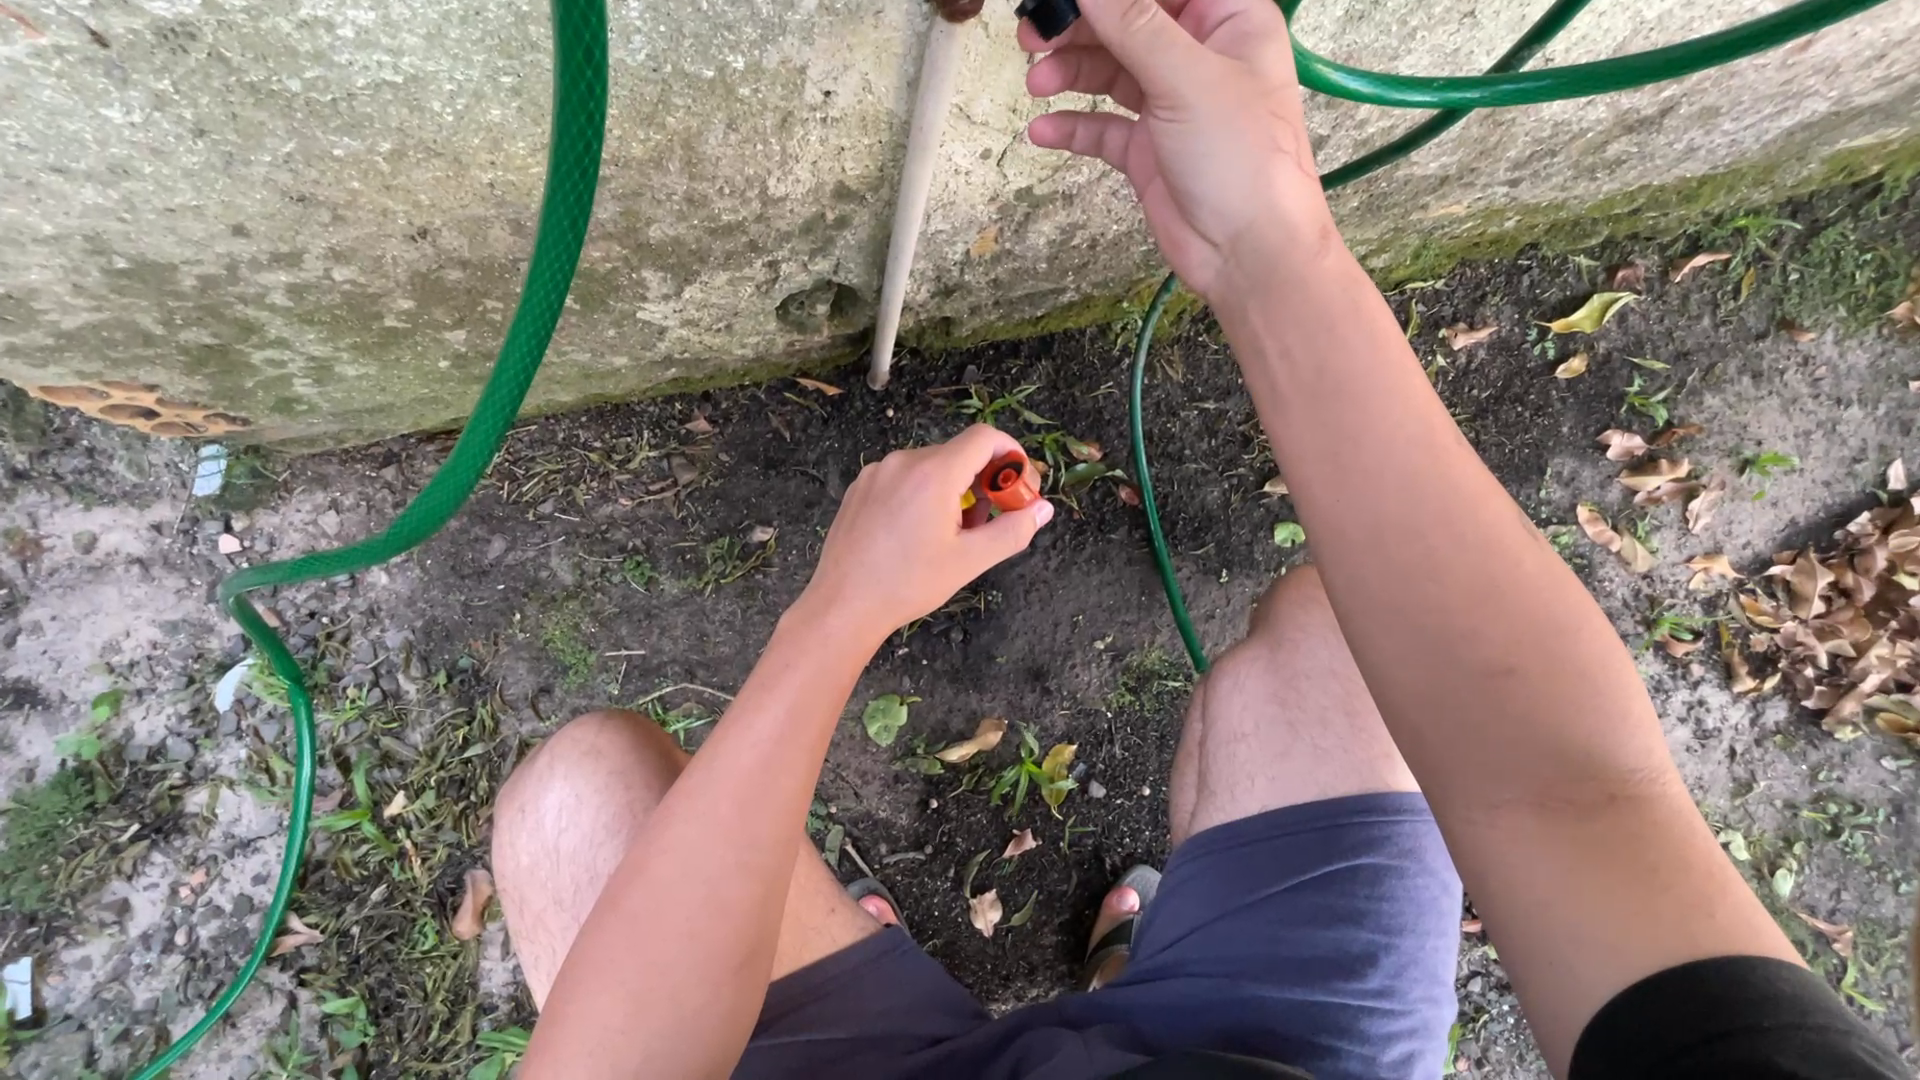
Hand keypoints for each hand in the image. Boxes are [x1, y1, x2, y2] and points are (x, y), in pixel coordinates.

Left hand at [799, 425, 1054, 642]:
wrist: (843, 604)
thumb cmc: (908, 584)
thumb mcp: (969, 560)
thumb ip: (1012, 531)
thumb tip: (1043, 510)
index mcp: (933, 473)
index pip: (985, 438)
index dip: (1012, 454)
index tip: (1020, 485)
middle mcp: (903, 462)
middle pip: (959, 454)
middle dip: (984, 481)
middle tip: (991, 520)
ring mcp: (877, 472)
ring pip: (931, 467)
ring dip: (954, 490)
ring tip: (954, 533)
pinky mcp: (860, 487)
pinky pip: (904, 478)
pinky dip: (924, 494)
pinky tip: (920, 532)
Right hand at [1022, 0, 1339, 304]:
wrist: (1246, 252)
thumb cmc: (1241, 159)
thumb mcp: (1186, 79)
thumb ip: (1133, 24)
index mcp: (1227, 17)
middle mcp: (1197, 55)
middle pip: (1127, 22)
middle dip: (1080, 27)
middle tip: (1031, 35)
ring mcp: (1170, 105)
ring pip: (1109, 71)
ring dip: (1070, 73)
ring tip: (1036, 82)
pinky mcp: (1147, 151)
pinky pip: (1102, 128)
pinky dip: (1073, 126)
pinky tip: (1043, 131)